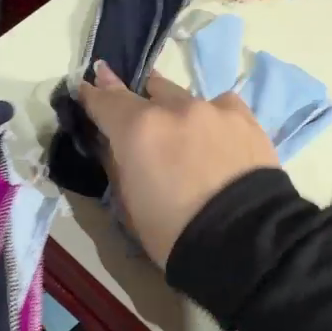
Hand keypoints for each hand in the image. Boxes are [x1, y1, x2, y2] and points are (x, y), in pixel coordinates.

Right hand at [78, 60, 278, 265]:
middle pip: (147, 90)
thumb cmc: (174, 233)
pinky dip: (211, 119)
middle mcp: (173, 108)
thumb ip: (119, 163)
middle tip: (136, 117)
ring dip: (176, 112)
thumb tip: (115, 143)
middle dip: (138, 101)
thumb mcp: (129, 204)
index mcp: (137, 129)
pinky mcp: (245, 118)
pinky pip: (220, 107)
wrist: (245, 242)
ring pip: (184, 98)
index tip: (86, 87)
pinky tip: (216, 138)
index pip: (105, 101)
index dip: (92, 94)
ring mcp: (212, 109)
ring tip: (182, 136)